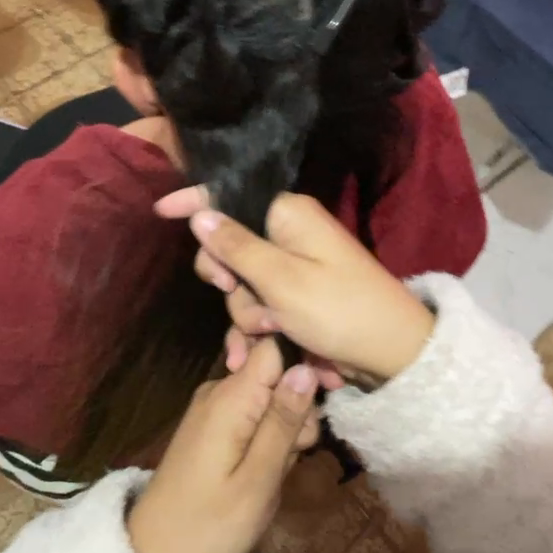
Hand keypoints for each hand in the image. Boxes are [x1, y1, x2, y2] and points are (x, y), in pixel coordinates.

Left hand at [126, 338, 320, 552]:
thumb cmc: (210, 524)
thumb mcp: (258, 480)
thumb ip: (283, 421)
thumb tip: (307, 368)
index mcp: (230, 397)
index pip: (274, 346)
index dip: (304, 364)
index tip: (325, 397)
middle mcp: (220, 389)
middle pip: (277, 374)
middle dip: (297, 409)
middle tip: (293, 455)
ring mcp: (215, 407)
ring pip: (269, 397)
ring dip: (284, 430)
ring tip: (275, 471)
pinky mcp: (214, 425)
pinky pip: (253, 415)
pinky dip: (267, 439)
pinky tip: (263, 470)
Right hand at [154, 188, 435, 384]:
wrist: (392, 355)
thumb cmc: (338, 309)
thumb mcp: (281, 280)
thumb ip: (237, 247)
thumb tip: (201, 214)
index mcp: (289, 215)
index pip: (232, 196)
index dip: (195, 202)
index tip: (161, 211)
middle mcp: (290, 234)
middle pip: (230, 246)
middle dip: (230, 280)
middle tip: (238, 294)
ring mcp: (294, 268)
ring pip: (243, 285)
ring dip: (249, 314)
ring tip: (275, 334)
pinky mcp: (297, 298)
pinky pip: (261, 306)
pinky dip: (257, 329)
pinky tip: (252, 356)